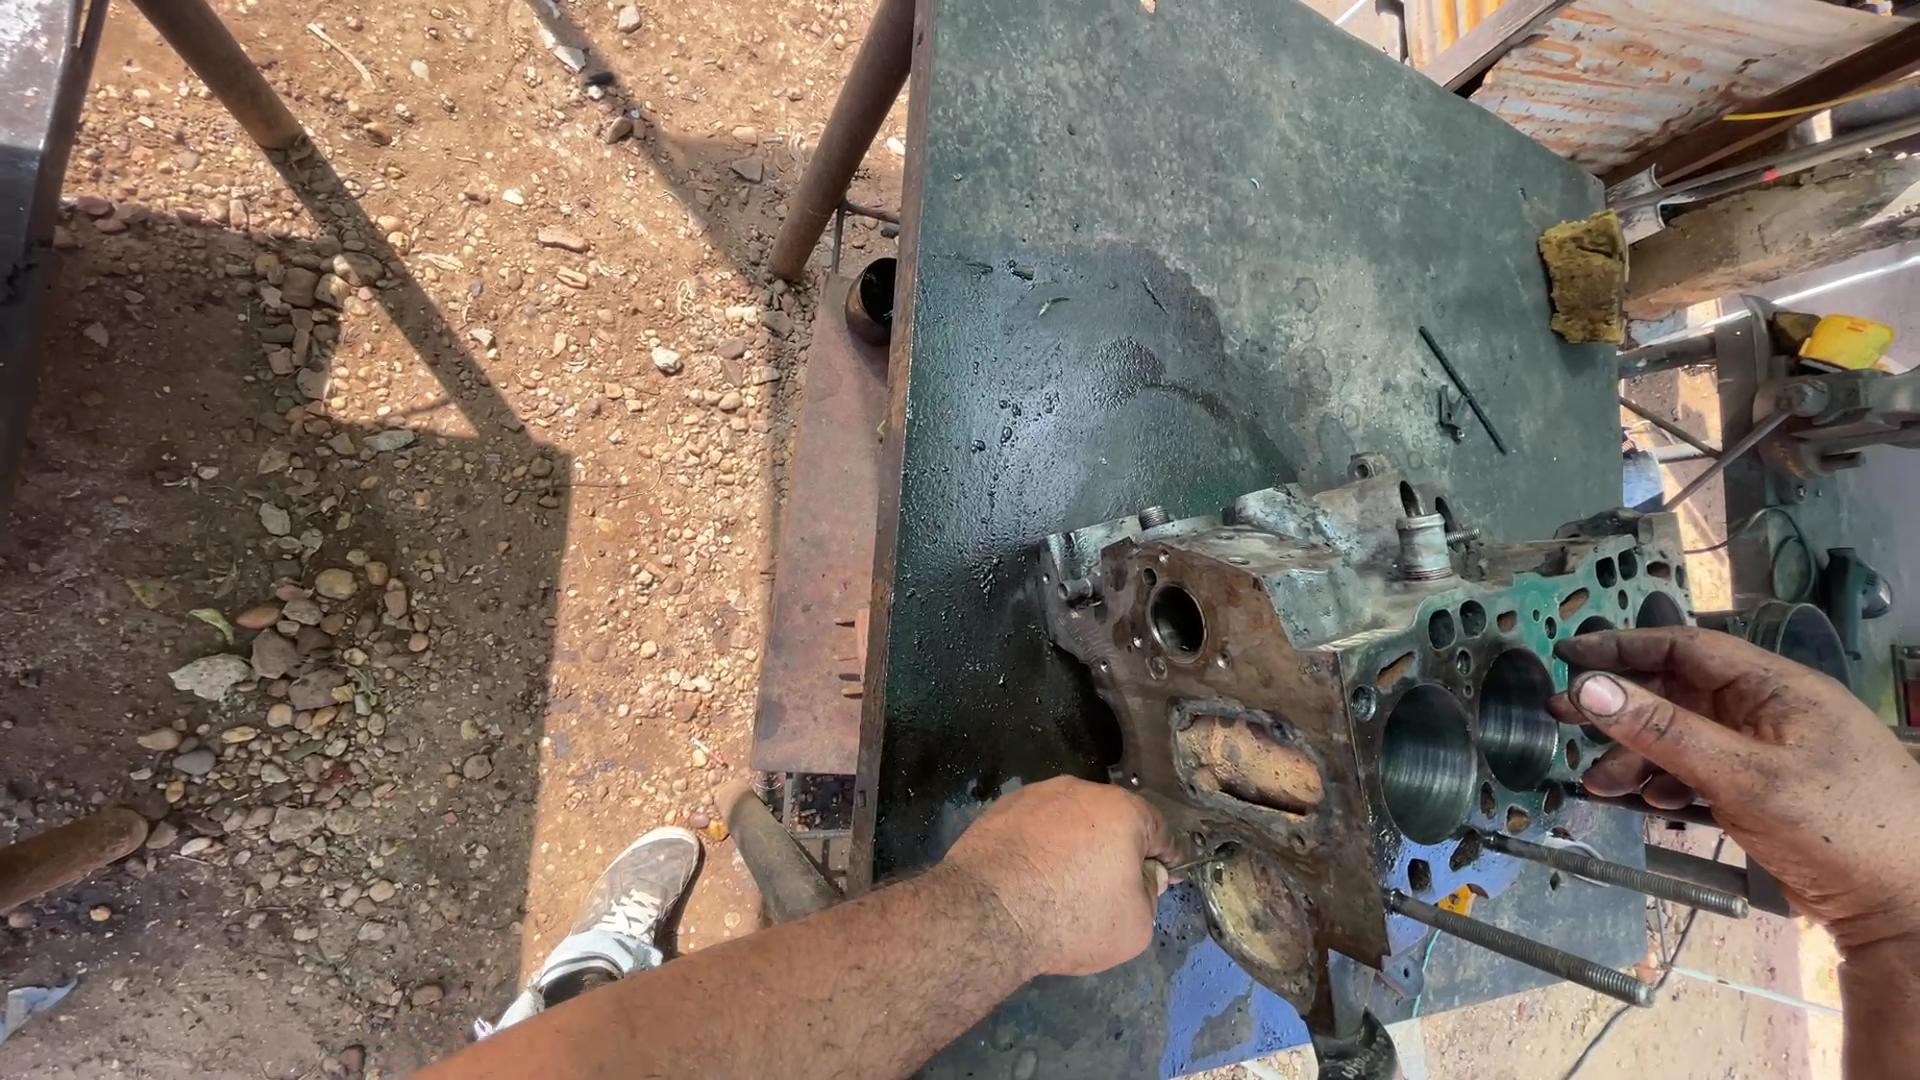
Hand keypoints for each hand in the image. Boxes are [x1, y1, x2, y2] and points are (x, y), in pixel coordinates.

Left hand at [941, 776, 1175, 976]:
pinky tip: (1032, 874)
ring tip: (1064, 881)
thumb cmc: (1072, 917)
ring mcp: (1038, 794)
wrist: (989, 911)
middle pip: (1112, 819)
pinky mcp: (1004, 806)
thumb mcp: (1135, 925)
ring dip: (1076, 842)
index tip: (1161, 877)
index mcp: (1122, 810)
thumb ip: (1151, 894)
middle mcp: (1080, 789)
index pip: (1158, 830)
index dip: (1164, 857)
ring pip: (1071, 819)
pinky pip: (1036, 824)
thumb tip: (1147, 874)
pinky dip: (1041, 843)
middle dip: (1118, 848)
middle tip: (1111, 885)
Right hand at [1553, 626, 1919, 951]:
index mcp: (1778, 690)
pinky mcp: (1758, 786)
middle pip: (1672, 691)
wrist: (1913, 916)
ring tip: (1599, 782)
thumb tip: (1586, 687)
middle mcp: (1767, 711)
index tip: (1565, 657)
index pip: (1685, 647)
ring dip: (1631, 754)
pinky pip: (1691, 767)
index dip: (1620, 646)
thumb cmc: (1843, 831)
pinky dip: (1659, 780)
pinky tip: (1646, 802)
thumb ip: (1661, 729)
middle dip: (1615, 706)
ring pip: (1674, 734)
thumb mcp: (1744, 777)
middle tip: (1559, 716)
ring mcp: (1763, 750)